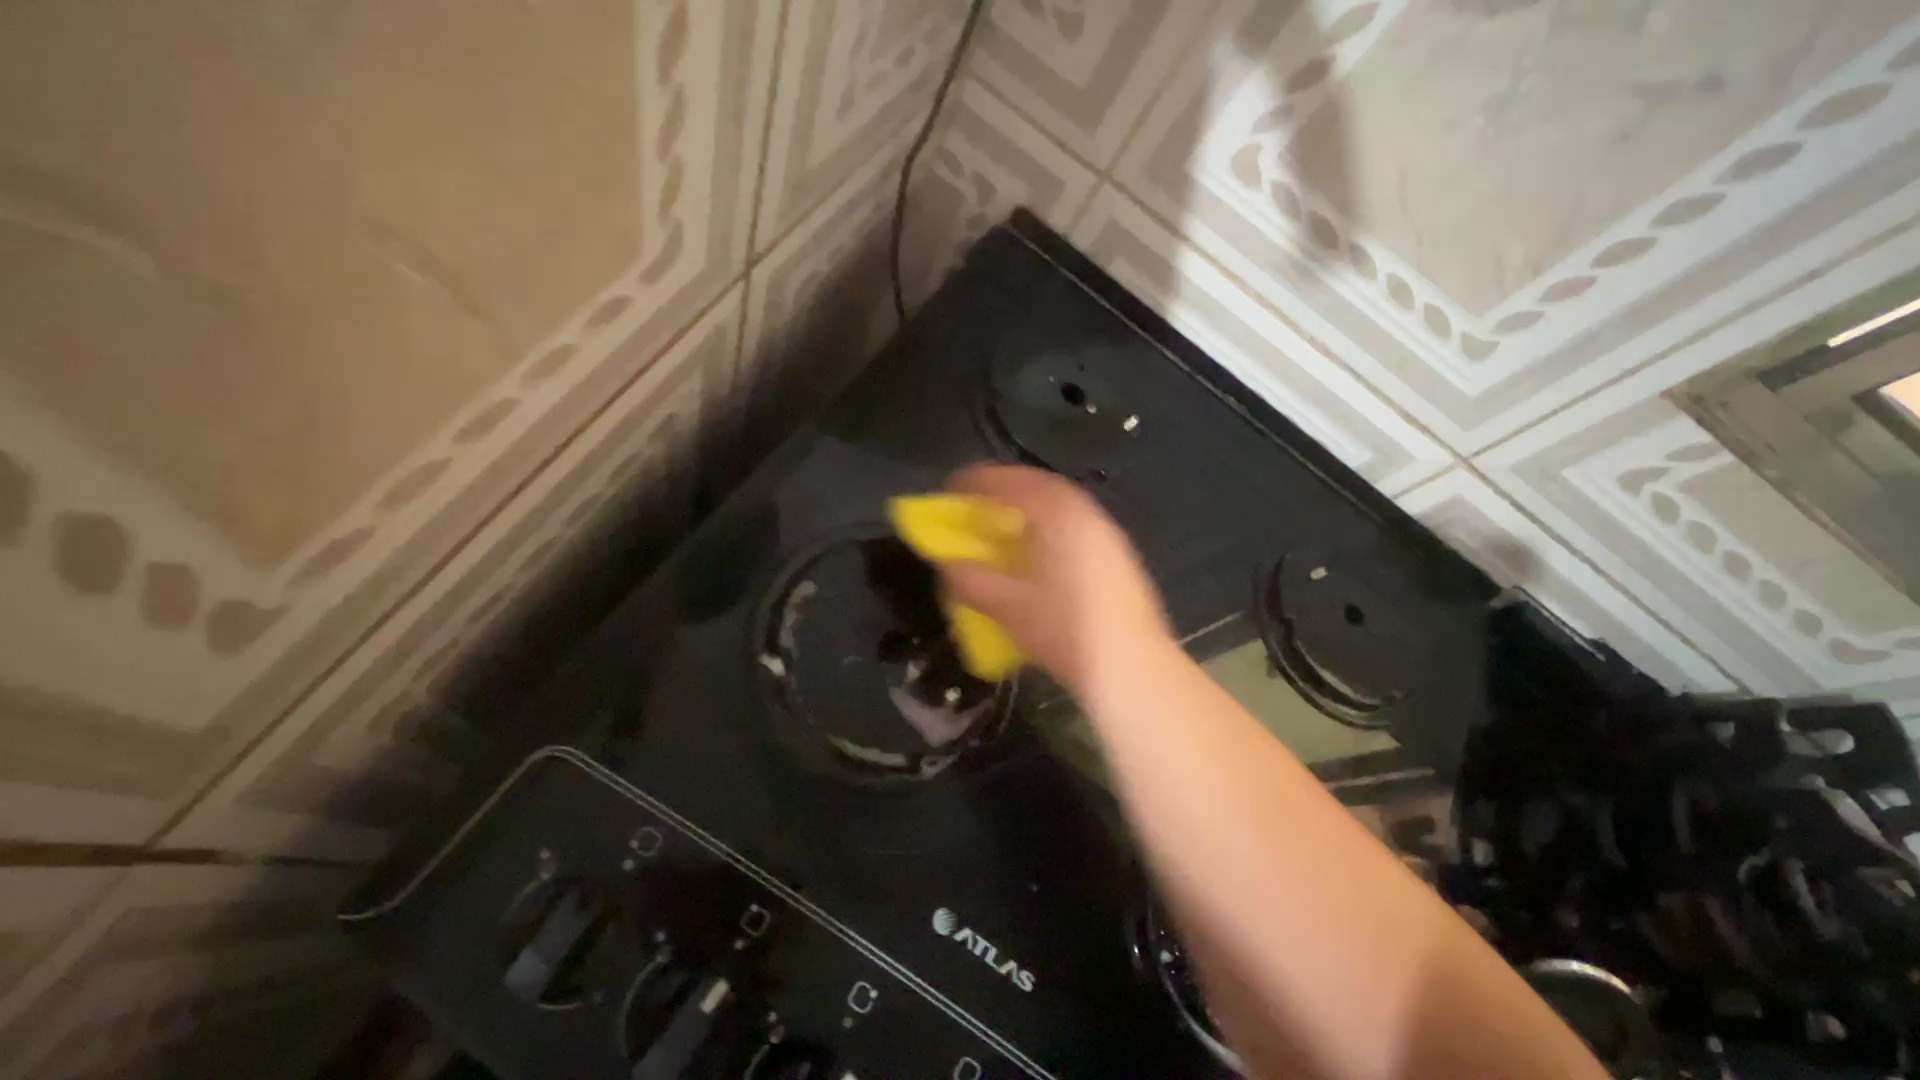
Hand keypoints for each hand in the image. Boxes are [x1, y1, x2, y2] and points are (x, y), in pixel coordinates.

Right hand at [933, 464, 1173, 692]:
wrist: (1130, 665)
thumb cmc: (1063, 629)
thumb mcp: (1007, 607)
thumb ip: (969, 579)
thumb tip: (947, 563)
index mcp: (1056, 514)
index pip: (1010, 482)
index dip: (976, 482)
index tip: (951, 488)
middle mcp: (1085, 513)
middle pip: (1038, 486)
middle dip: (1004, 492)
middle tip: (977, 504)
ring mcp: (1108, 534)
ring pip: (1061, 507)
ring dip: (1029, 510)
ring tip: (1003, 529)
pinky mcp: (1120, 557)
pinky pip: (1076, 526)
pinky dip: (1049, 528)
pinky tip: (1038, 555)